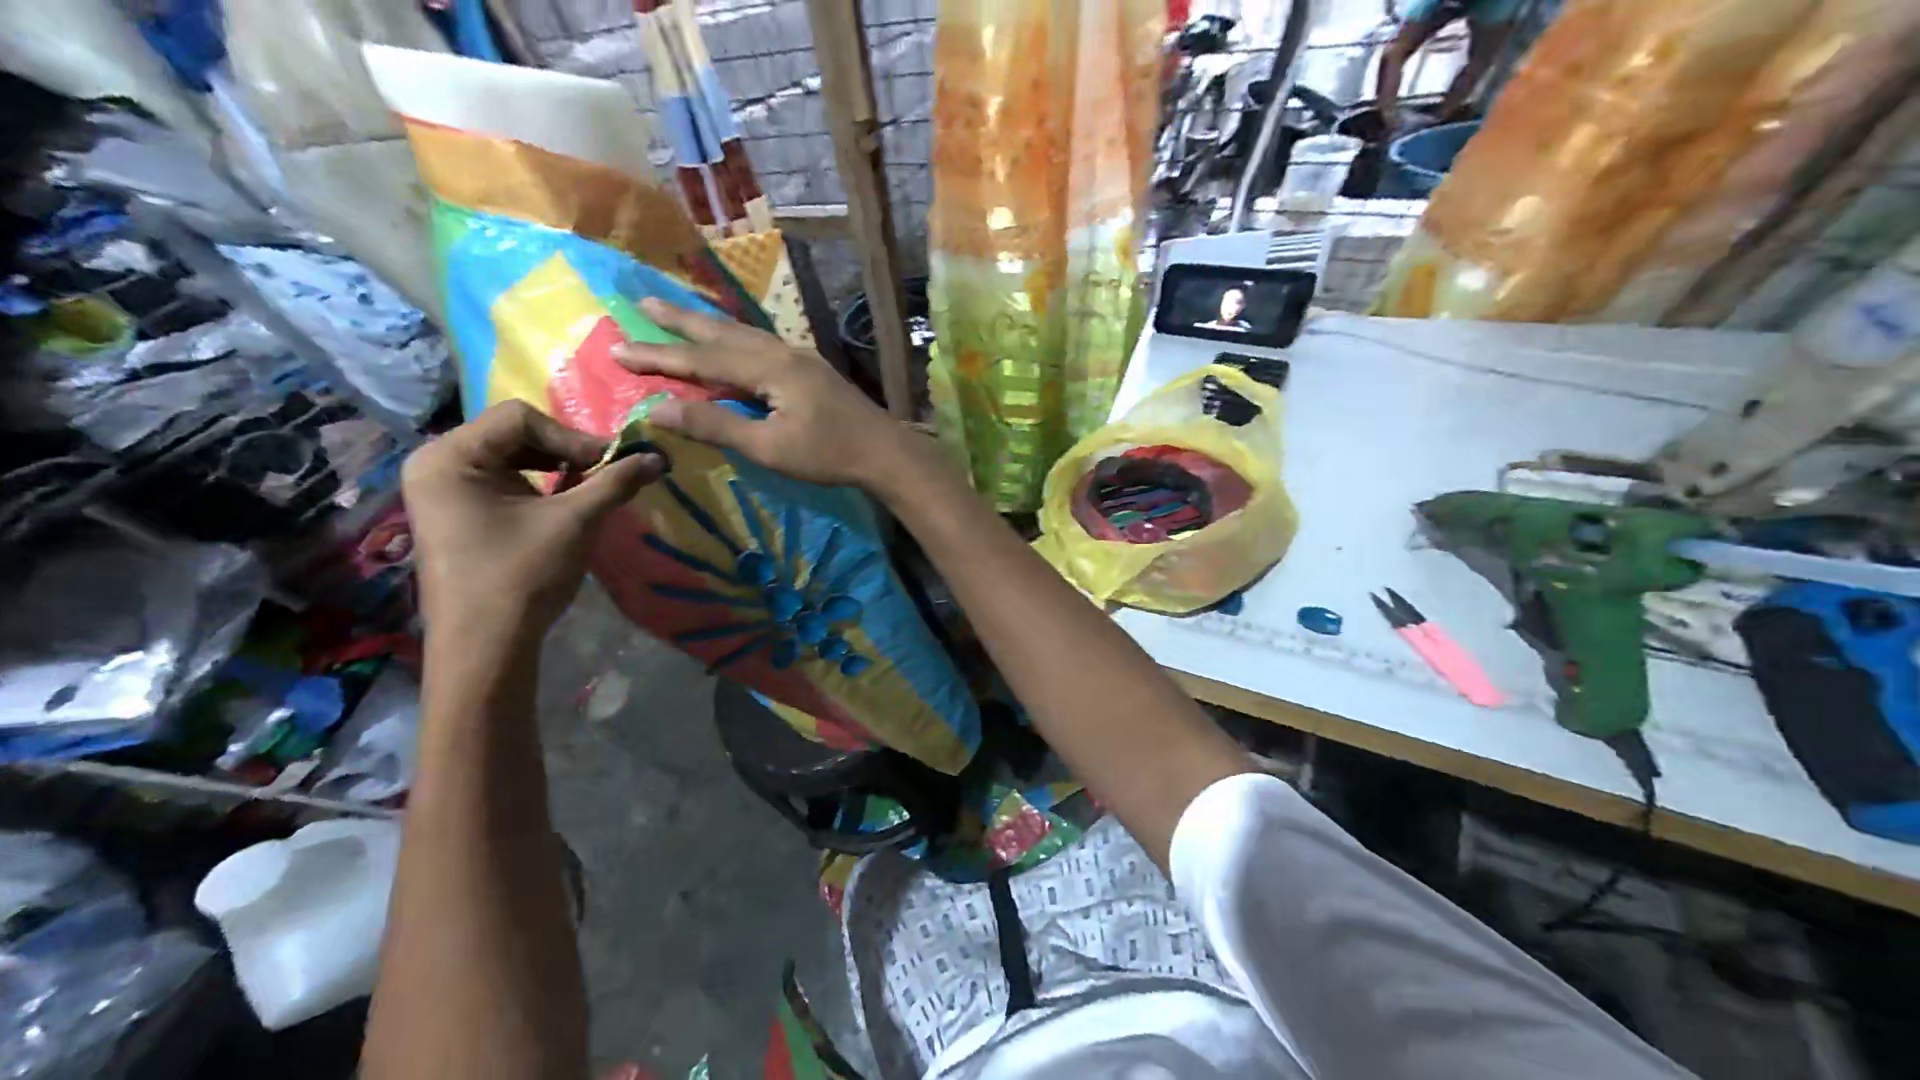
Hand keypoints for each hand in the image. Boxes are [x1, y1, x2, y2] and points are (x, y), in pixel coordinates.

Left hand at [401, 401, 662, 640]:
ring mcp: (442, 490)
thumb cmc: (522, 575)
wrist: (486, 646)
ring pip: (511, 456)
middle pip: (514, 433)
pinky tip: (563, 505)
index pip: (520, 418)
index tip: (609, 465)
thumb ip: (616, 482)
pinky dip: (539, 485)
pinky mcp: (456, 512)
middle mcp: (436, 463)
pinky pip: (502, 480)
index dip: (571, 436)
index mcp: (449, 457)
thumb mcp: (575, 521)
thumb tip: (659, 457)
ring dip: (556, 468)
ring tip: (588, 489)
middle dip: (564, 451)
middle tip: (604, 474)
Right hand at [614, 297, 919, 492]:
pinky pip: (760, 344)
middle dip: (680, 321)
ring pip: (743, 333)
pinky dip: (734, 339)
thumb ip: (715, 425)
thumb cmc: (828, 455)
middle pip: (722, 332)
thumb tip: (658, 409)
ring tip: (679, 314)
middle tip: (643, 303)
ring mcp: (799, 357)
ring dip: (708, 325)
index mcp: (769, 368)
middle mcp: (782, 352)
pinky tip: (732, 343)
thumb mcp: (769, 447)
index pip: (702, 359)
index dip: (659, 356)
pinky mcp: (809, 369)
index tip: (617, 349)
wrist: (885, 452)